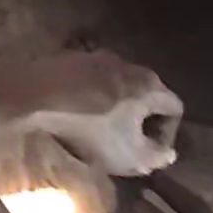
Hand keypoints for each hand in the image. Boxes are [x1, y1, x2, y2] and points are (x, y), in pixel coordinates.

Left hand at [18, 53, 182, 175]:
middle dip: (140, 119)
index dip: (168, 133)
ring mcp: (96, 56)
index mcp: (148, 84)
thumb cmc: (91, 128)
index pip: (174, 107)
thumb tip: (167, 151)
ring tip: (99, 130)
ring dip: (114, 107)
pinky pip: (91, 80)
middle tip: (126, 141)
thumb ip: (157, 156)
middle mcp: (126, 63)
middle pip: (145, 93)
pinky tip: (77, 113)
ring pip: (116, 86)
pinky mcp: (71, 57)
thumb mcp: (132, 157)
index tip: (149, 150)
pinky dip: (91, 96)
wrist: (38, 94)